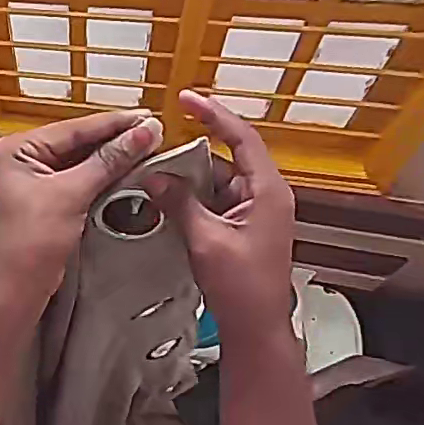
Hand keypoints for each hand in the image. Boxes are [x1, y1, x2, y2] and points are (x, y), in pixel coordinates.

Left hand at [0, 109, 161, 302]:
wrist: (19, 289)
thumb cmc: (30, 243)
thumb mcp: (71, 194)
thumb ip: (108, 161)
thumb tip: (142, 133)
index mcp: (18, 149)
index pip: (75, 128)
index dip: (114, 124)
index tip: (146, 119)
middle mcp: (25, 159)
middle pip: (80, 142)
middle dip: (117, 139)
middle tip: (153, 132)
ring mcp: (38, 179)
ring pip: (84, 160)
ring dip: (114, 157)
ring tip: (148, 147)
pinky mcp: (51, 199)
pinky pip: (84, 178)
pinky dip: (106, 175)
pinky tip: (129, 169)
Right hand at [148, 90, 295, 340]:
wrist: (256, 326)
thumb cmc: (241, 286)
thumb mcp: (206, 240)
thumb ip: (180, 203)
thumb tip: (155, 177)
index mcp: (267, 191)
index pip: (242, 138)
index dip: (214, 114)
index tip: (188, 99)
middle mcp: (267, 195)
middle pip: (229, 158)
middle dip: (195, 152)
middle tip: (162, 143)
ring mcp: (257, 211)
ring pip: (221, 181)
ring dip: (192, 179)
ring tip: (159, 174)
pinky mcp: (246, 226)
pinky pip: (219, 201)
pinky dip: (197, 198)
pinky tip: (172, 200)